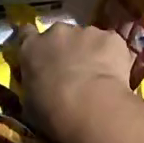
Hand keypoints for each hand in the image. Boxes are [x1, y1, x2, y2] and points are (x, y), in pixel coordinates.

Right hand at [13, 22, 132, 141]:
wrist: (88, 106)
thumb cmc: (51, 110)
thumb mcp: (30, 102)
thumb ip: (33, 85)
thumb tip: (39, 86)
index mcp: (31, 47)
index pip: (27, 33)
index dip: (36, 42)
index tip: (42, 53)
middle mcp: (57, 32)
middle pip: (61, 34)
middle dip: (67, 48)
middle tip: (74, 71)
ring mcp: (86, 32)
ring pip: (89, 38)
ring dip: (92, 51)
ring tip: (99, 75)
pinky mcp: (111, 38)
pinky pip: (112, 45)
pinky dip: (114, 56)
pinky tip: (116, 75)